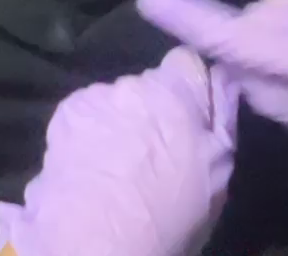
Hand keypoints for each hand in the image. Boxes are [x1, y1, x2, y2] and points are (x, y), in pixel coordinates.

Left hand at [0, 48, 237, 255]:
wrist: (99, 228)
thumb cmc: (171, 209)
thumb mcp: (218, 172)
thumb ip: (219, 120)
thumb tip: (220, 80)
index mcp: (175, 94)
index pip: (186, 60)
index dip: (189, 82)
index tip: (189, 108)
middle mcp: (133, 83)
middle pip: (148, 84)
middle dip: (153, 107)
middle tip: (155, 147)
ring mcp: (96, 93)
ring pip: (116, 98)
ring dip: (121, 117)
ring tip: (121, 158)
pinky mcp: (67, 108)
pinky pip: (87, 110)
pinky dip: (92, 126)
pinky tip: (94, 158)